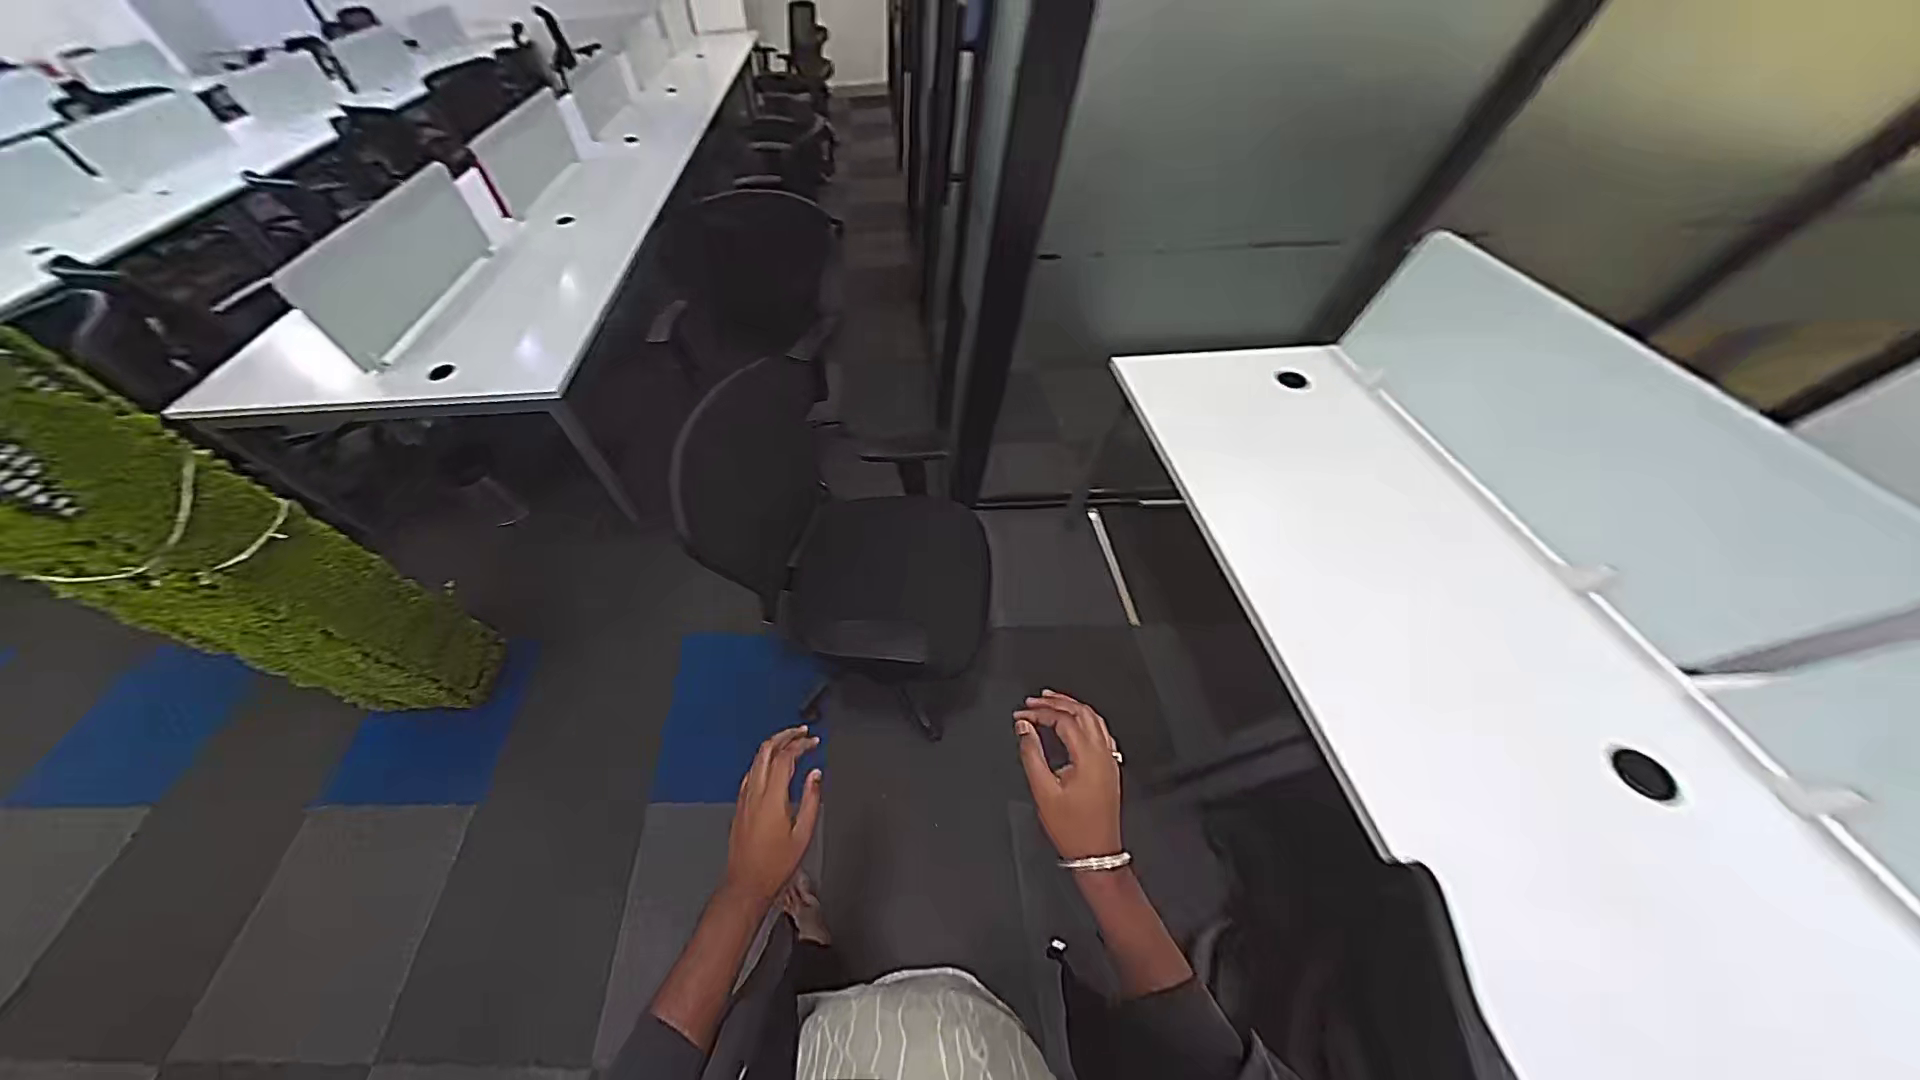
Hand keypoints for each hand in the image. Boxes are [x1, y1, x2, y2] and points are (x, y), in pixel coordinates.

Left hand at [723, 725, 822, 904]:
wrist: (746, 885)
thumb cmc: (775, 865)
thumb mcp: (803, 833)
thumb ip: (812, 799)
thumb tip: (815, 775)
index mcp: (772, 798)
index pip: (785, 758)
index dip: (801, 744)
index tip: (813, 741)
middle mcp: (754, 794)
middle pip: (765, 751)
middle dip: (784, 736)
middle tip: (801, 732)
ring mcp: (744, 799)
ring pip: (756, 760)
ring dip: (774, 746)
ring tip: (791, 742)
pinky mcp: (740, 806)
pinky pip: (751, 773)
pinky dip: (764, 761)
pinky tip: (773, 765)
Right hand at [1014, 689, 1122, 859]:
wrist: (1096, 852)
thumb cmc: (1072, 827)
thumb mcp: (1043, 790)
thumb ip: (1031, 754)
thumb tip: (1024, 728)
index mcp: (1088, 756)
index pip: (1063, 720)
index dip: (1040, 713)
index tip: (1022, 715)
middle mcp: (1102, 753)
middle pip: (1081, 712)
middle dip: (1056, 702)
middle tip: (1034, 701)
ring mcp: (1109, 759)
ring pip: (1093, 719)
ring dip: (1071, 707)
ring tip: (1051, 701)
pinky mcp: (1110, 767)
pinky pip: (1100, 731)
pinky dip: (1084, 719)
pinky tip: (1074, 722)